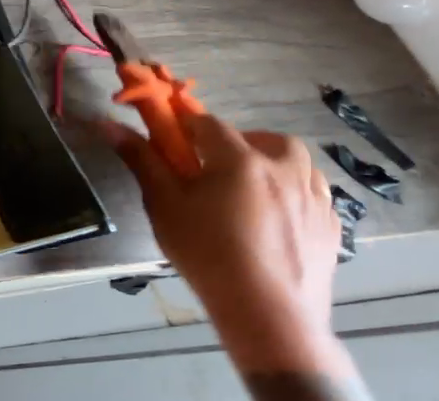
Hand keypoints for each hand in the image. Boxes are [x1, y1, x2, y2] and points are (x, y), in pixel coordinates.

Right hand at [105, 115, 354, 378]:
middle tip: (218, 165)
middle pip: (269, 138)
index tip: (173, 142)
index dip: (187, 126)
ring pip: (302, 165)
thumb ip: (141, 159)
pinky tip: (277, 216)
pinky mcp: (332, 230)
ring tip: (251, 188)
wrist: (269, 315)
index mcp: (239, 160)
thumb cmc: (207, 252)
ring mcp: (315, 201)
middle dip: (243, 142)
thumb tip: (106, 124)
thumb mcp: (163, 204)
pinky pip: (318, 196)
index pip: (208, 123)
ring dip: (276, 164)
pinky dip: (297, 193)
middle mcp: (283, 171)